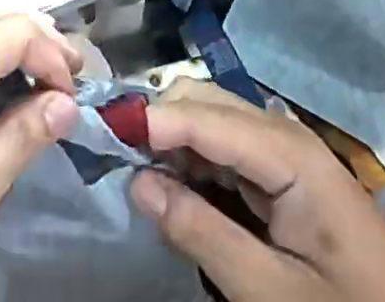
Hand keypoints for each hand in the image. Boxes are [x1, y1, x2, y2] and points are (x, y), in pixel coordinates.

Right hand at [128, 79, 384, 301]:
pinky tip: (170, 184)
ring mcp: (284, 152)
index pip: (201, 115)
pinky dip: (189, 159)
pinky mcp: (282, 174)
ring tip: (131, 168)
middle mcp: (282, 135)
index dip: (148, 118)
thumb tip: (136, 180)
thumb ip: (199, 231)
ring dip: (168, 140)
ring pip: (207, 120)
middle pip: (202, 102)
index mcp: (287, 152)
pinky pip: (222, 149)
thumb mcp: (271, 292)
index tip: (97, 128)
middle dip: (156, 121)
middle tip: (111, 154)